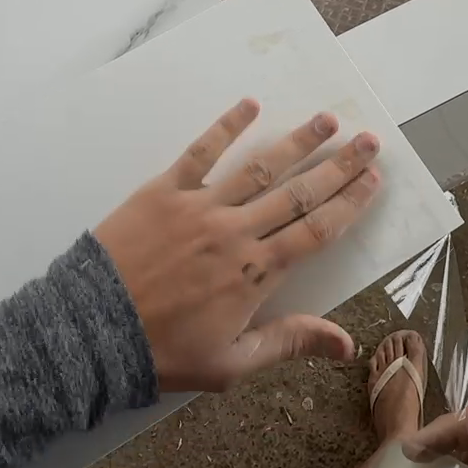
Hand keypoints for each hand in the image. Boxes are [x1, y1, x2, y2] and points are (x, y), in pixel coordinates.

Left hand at [94, 98, 382, 392]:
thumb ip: (290, 342)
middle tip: (368, 141)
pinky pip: (201, 152)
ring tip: (326, 120)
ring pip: (260, 168)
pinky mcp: (165, 190)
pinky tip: (250, 105)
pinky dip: (226, 126)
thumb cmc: (164, 351)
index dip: (349, 204)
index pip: (316, 231)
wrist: (93, 331)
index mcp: (255, 273)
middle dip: (338, 166)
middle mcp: (236, 232)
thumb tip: (347, 344)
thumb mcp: (231, 363)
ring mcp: (200, 206)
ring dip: (297, 142)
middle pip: (299, 193)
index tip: (374, 179)